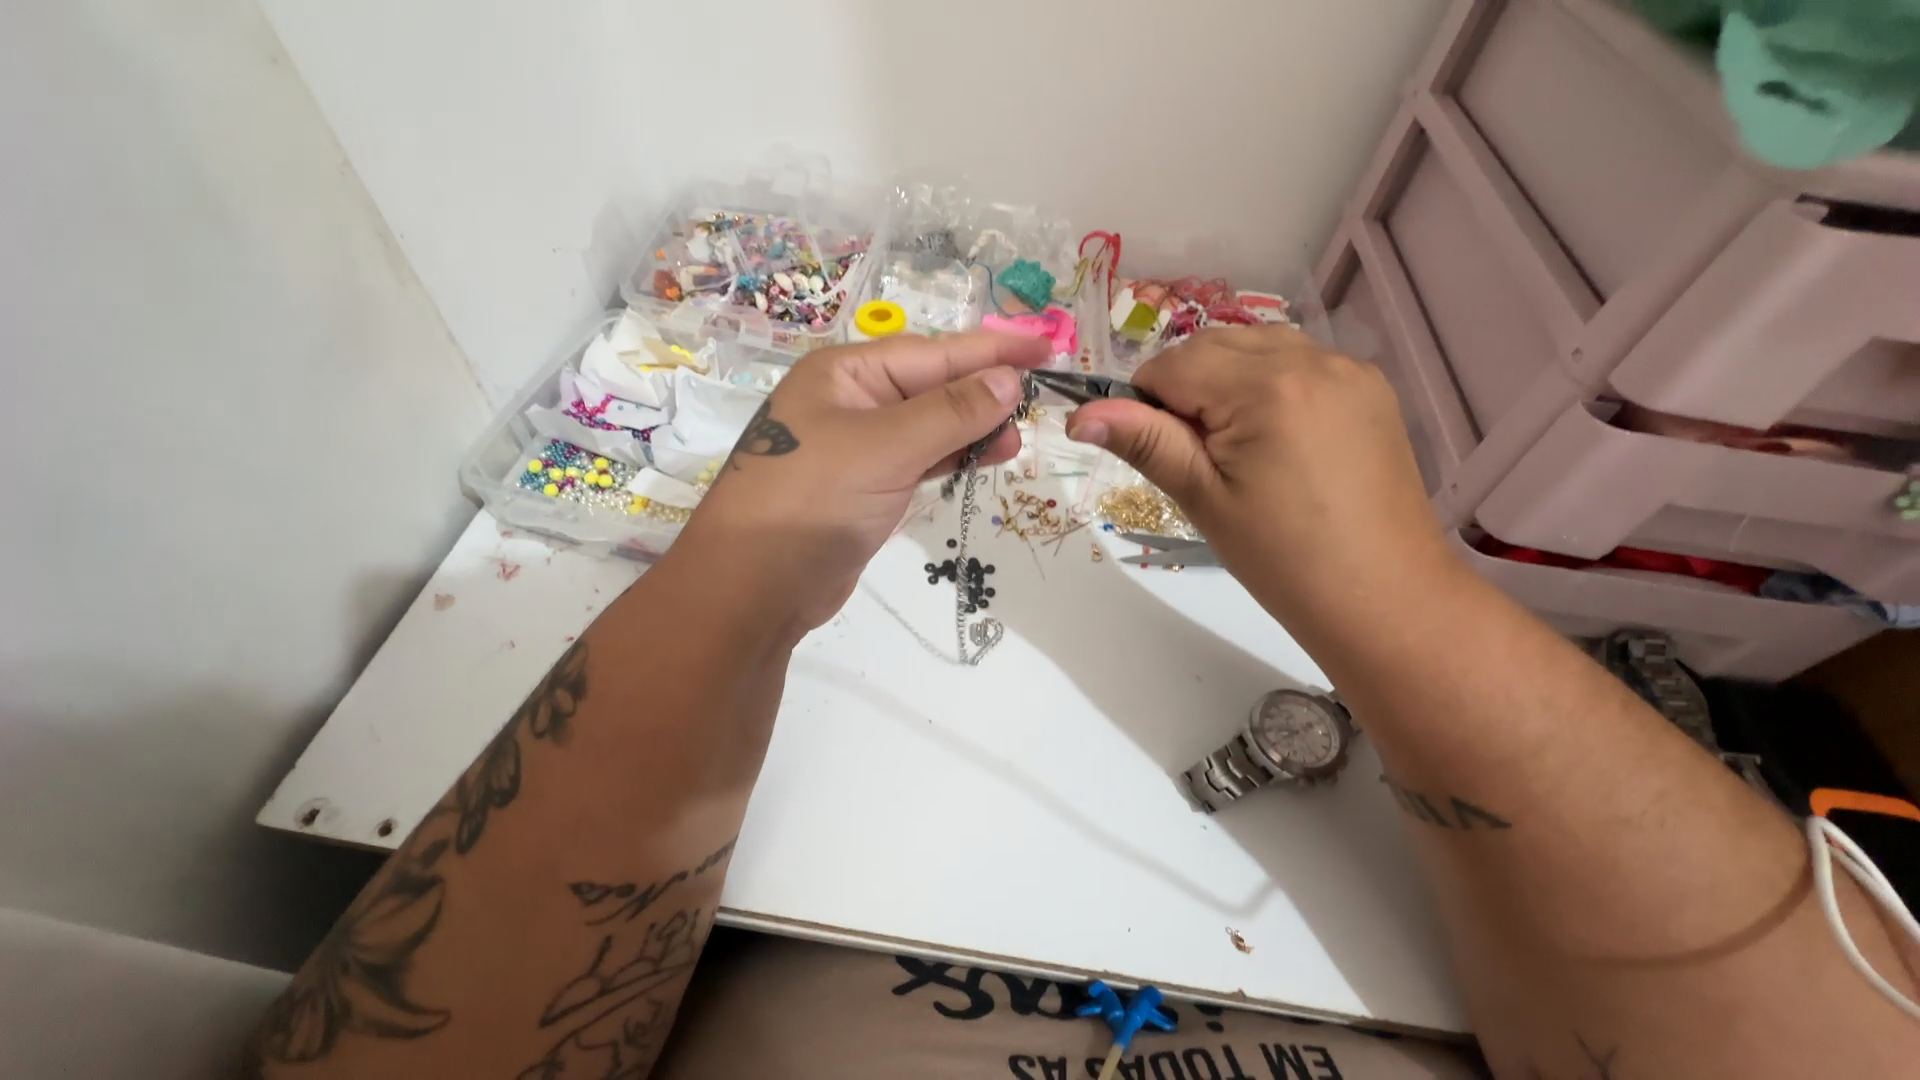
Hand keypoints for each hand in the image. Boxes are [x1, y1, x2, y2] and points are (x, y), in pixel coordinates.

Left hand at [671, 332, 1050, 634]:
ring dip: (973, 429)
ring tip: (1017, 440)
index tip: (1046, 348)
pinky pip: (919, 459)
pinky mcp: (865, 487)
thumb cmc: (813, 501)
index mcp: (846, 373)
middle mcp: (851, 401)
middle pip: (932, 385)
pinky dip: (951, 457)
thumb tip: (1009, 381)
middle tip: (1041, 402)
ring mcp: (857, 446)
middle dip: (985, 391)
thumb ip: (951, 412)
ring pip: (929, 425)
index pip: (933, 352)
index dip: (992, 350)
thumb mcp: (885, 447)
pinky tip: (983, 458)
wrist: (753, 588)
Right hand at [1064, 325, 1458, 628]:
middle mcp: (1311, 358)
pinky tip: (1278, 438)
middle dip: (1187, 389)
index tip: (1164, 456)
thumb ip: (1145, 443)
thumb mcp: (1203, 499)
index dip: (1148, 405)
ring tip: (1235, 447)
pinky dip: (1270, 384)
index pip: (1171, 365)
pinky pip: (1299, 362)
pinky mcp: (1369, 388)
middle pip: (1212, 345)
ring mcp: (1348, 369)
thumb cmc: (1282, 559)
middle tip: (1198, 457)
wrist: (1383, 597)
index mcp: (1265, 386)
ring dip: (1226, 380)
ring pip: (1255, 347)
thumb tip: (1078, 415)